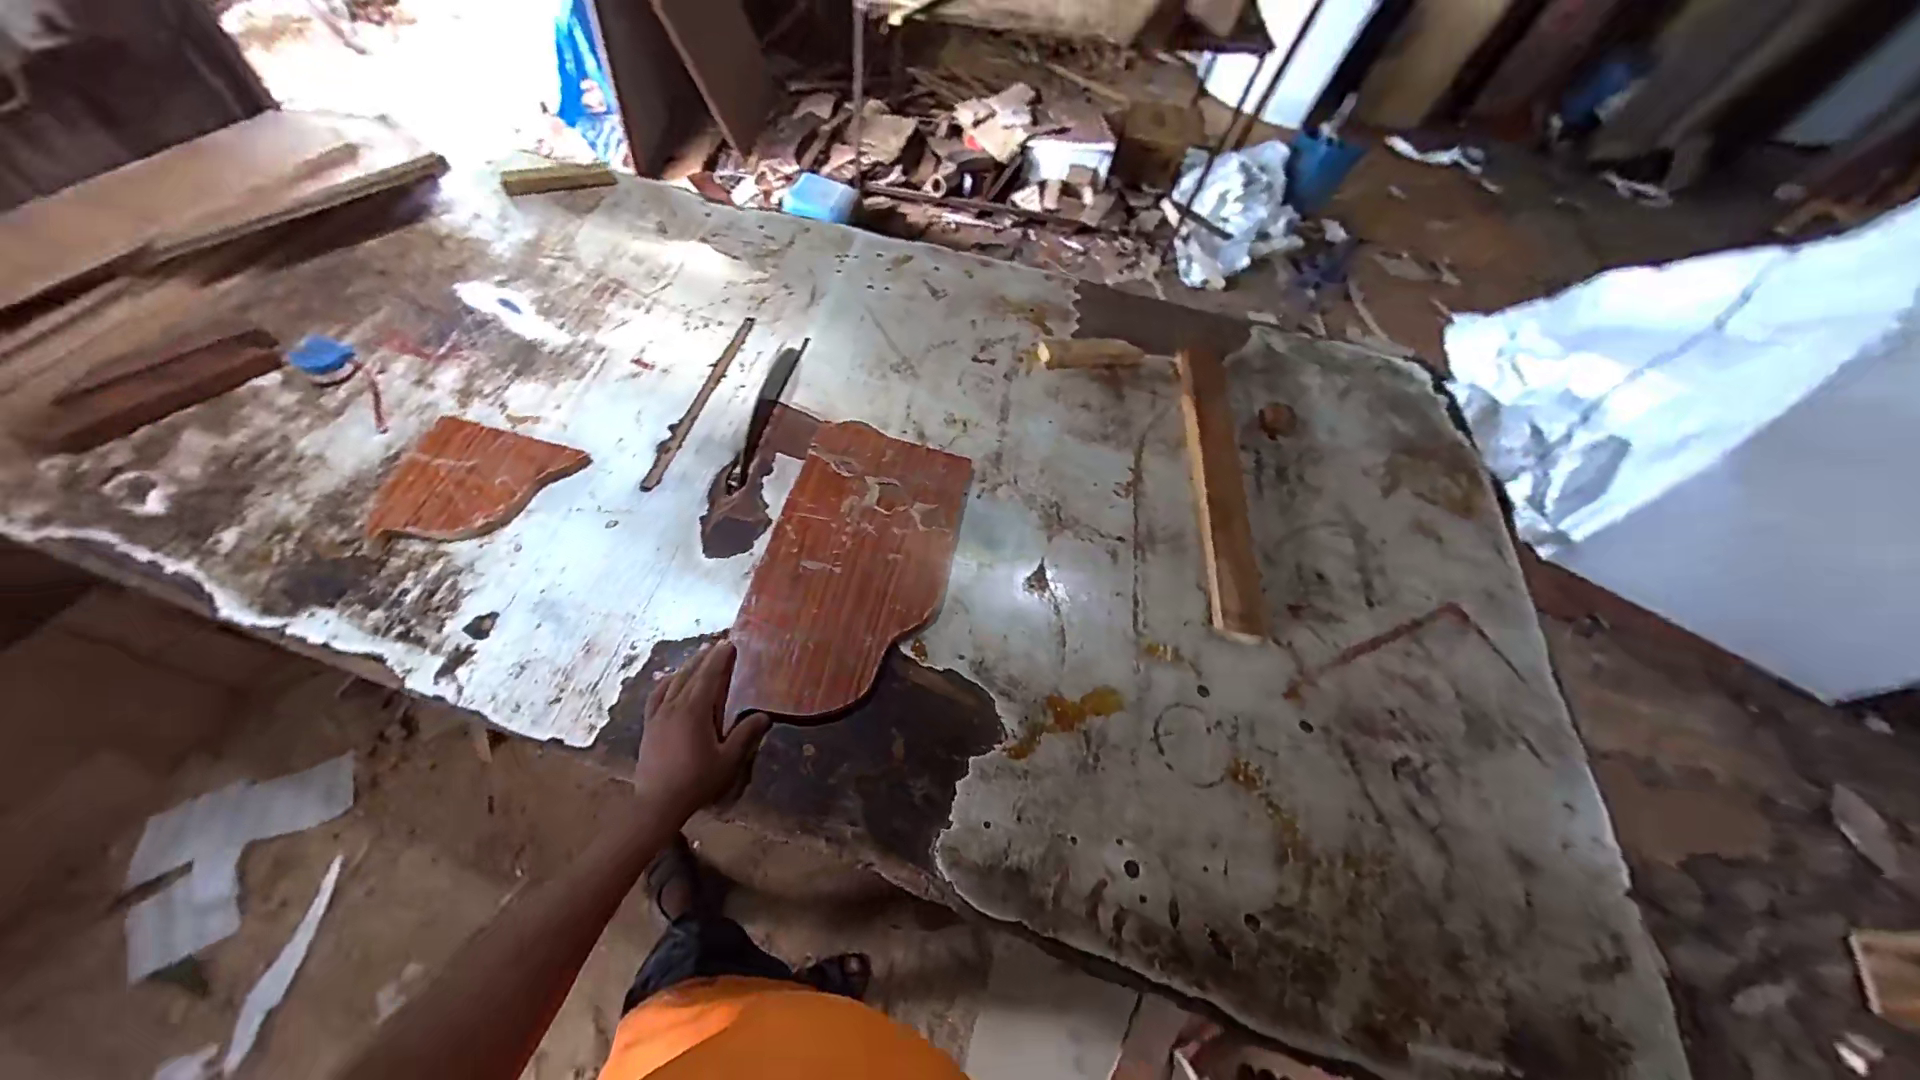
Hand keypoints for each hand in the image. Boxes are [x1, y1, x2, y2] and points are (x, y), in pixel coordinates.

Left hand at [633, 639, 771, 821]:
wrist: (657, 804)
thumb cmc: (696, 781)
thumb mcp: (728, 760)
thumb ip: (745, 735)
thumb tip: (763, 715)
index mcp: (694, 711)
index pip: (708, 677)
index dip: (719, 659)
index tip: (729, 644)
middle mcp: (674, 707)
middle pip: (690, 674)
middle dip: (705, 658)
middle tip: (718, 644)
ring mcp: (658, 716)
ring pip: (672, 682)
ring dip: (687, 667)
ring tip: (698, 657)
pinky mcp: (649, 726)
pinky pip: (656, 696)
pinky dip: (666, 683)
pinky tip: (670, 681)